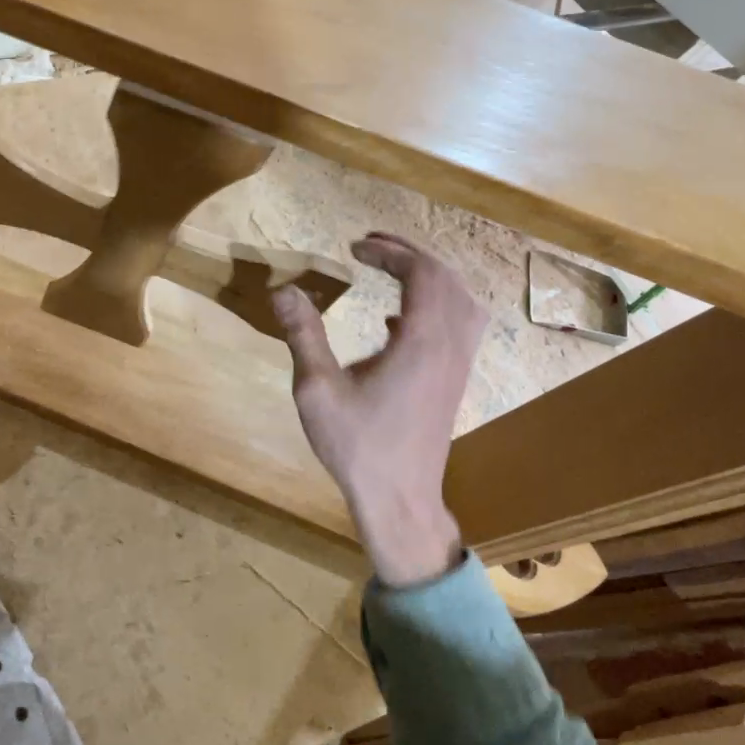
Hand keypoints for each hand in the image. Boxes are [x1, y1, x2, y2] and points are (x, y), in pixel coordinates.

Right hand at [272, 233, 488, 586]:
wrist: (400, 499)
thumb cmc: (357, 445)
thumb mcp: (316, 388)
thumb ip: (303, 334)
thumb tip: (282, 289)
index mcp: (421, 342)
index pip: (421, 274)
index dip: (391, 252)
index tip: (354, 247)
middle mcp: (450, 346)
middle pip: (447, 279)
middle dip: (410, 254)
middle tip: (370, 245)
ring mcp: (458, 365)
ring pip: (461, 301)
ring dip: (429, 277)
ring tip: (391, 269)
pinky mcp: (453, 382)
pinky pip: (459, 325)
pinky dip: (434, 305)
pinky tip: (395, 319)